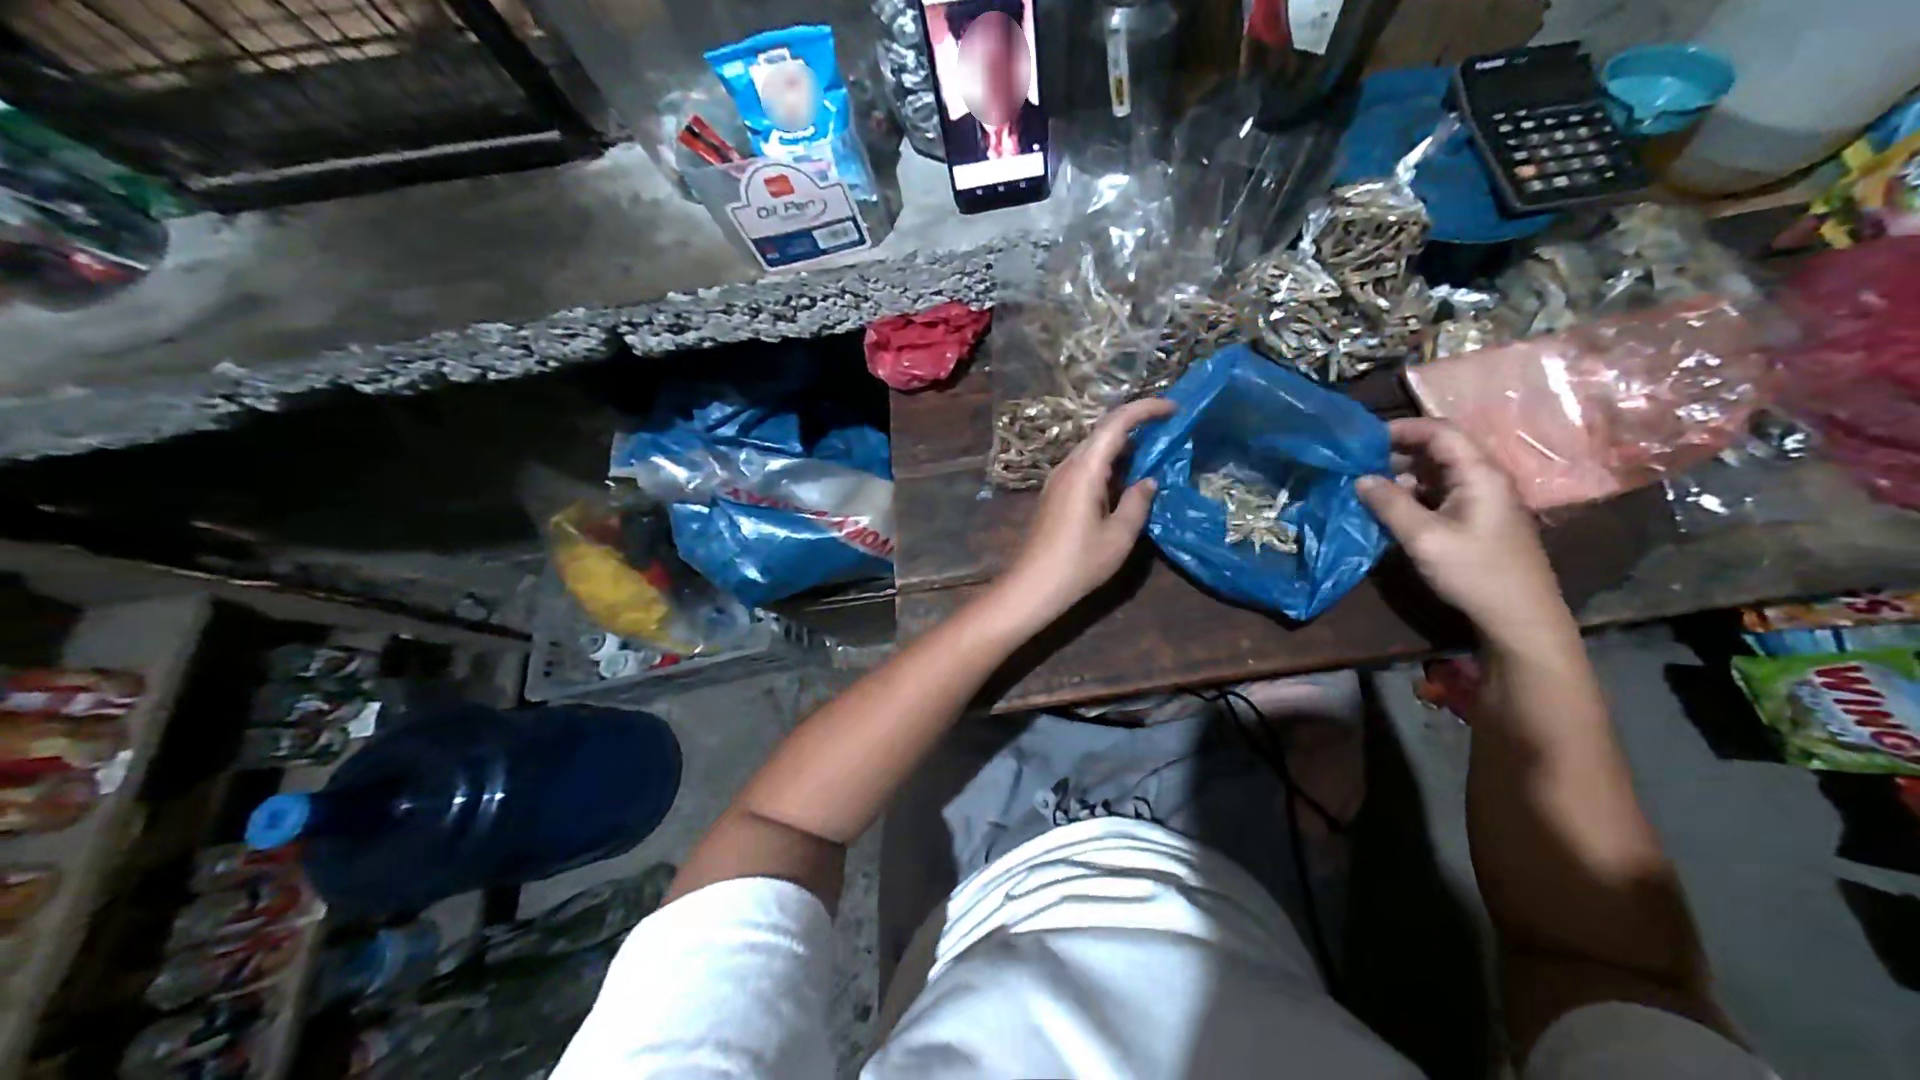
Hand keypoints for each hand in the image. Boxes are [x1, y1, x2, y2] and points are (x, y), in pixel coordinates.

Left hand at [990, 397, 1175, 626]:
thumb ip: (1138, 502)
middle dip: (1137, 424)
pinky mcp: (1055, 493)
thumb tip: (1149, 480)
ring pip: (1094, 449)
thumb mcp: (1119, 536)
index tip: (1174, 409)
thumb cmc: (1079, 562)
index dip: (1146, 409)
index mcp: (1085, 469)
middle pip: (1104, 431)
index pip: (1117, 423)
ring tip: (1155, 452)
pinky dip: (1110, 463)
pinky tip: (1126, 479)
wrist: (1033, 585)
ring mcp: (1058, 479)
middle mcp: (1068, 466)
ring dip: (1123, 445)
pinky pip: (1086, 466)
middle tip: (1169, 429)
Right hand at [1356, 418, 1573, 650]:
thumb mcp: (1424, 538)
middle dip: (1395, 453)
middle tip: (1356, 465)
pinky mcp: (1476, 518)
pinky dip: (1412, 494)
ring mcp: (1481, 498)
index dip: (1401, 429)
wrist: (1519, 616)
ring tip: (1366, 488)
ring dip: (1401, 475)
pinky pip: (1439, 493)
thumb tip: (1360, 479)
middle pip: (1438, 449)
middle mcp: (1483, 478)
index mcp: (1479, 473)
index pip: (1440, 431)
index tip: (1362, 440)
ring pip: (1436, 472)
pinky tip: (1389, 509)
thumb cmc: (1474, 572)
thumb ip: (1390, 504)